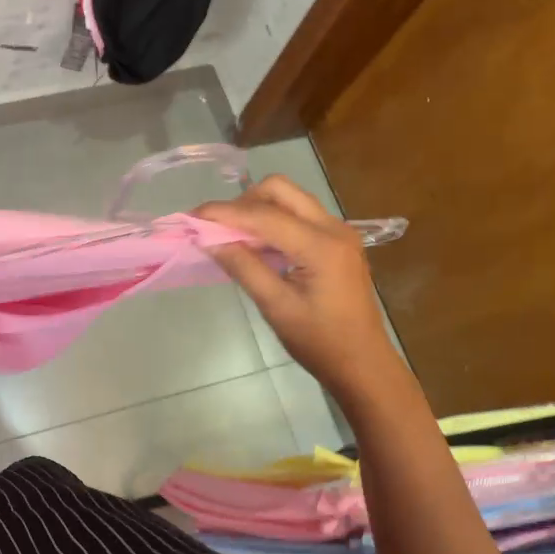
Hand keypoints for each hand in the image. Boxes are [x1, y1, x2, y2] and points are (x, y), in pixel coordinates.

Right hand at [195, 175, 397, 387]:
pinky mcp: (338, 241)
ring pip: (290, 199)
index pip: (263, 215)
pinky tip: (256, 245)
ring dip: (258, 209)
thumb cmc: (320, 342)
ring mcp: (339, 232)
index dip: (224, 213)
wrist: (363, 363)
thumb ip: (243, 267)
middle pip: (280, 190)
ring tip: (232, 236)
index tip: (191, 217)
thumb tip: (208, 239)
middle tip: (218, 228)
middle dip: (243, 202)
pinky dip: (273, 220)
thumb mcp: (276, 307)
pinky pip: (299, 215)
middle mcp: (334, 228)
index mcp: (321, 246)